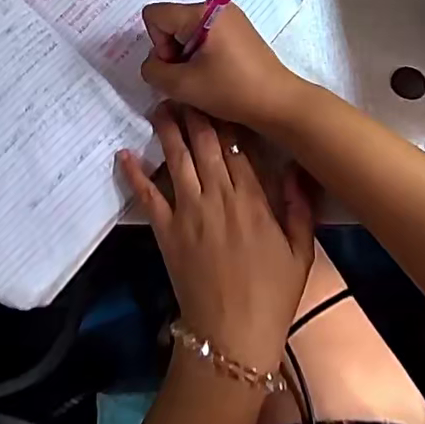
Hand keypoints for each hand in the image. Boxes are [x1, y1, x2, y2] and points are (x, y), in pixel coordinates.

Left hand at [119, 104, 315, 374]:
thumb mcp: (301, 250)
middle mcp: (218, 195)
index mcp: (252, 198)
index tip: (218, 94)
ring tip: (159, 104)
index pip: (237, 145)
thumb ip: (299, 205)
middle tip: (184, 87)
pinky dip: (134, 173)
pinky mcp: (165, 230)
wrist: (232, 336)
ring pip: (177, 158)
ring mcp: (188, 211)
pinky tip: (123, 153)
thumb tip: (297, 166)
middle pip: (204, 143)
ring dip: (168, 129)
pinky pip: (147, 196)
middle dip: (194, 112)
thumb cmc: (272, 294)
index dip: (226, 117)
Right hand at [140, 3, 312, 132]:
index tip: (179, 65)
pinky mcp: (239, 31)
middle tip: (191, 77)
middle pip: (172, 22)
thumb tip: (154, 63)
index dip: (158, 44)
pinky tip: (217, 75)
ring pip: (187, 31)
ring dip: (187, 56)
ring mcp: (230, 18)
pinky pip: (205, 36)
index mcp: (202, 11)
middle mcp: (216, 6)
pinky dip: (203, 56)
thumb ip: (152, 70)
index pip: (155, 15)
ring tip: (205, 78)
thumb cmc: (231, 90)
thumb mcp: (181, 85)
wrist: (278, 102)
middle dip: (173, 50)